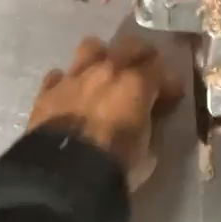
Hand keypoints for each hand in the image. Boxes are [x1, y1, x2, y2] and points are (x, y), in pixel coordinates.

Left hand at [28, 30, 184, 189]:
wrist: (63, 176)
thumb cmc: (115, 165)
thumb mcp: (148, 151)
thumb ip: (151, 124)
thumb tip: (151, 115)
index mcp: (135, 83)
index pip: (160, 69)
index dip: (169, 82)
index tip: (172, 95)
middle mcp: (106, 70)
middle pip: (129, 45)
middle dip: (141, 54)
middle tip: (145, 69)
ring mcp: (74, 77)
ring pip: (91, 47)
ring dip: (101, 57)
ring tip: (105, 73)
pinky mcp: (48, 90)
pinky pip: (59, 75)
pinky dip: (67, 82)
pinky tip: (71, 94)